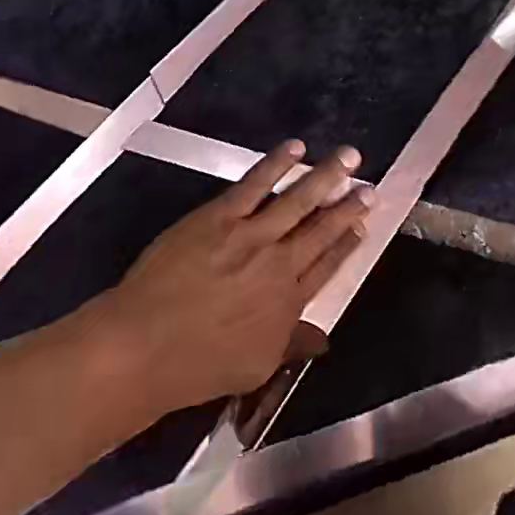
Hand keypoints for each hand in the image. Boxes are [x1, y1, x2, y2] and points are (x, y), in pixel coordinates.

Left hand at [97, 140, 369, 412]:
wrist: (144, 346)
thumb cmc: (197, 364)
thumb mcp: (255, 367)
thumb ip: (291, 344)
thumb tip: (321, 339)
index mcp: (289, 302)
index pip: (327, 265)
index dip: (347, 243)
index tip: (362, 225)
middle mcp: (279, 264)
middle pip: (322, 229)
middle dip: (349, 206)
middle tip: (370, 188)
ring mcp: (251, 235)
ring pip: (297, 200)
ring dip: (326, 176)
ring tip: (349, 157)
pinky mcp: (220, 216)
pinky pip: (255, 183)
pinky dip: (276, 164)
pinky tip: (295, 148)